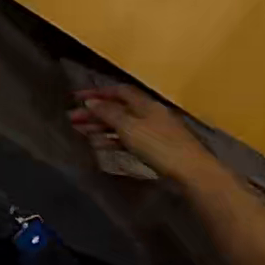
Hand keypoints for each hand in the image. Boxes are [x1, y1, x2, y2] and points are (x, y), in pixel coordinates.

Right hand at [68, 85, 220, 183]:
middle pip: (118, 108)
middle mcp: (149, 114)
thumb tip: (90, 101)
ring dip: (100, 126)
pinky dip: (111, 139)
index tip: (76, 97)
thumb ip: (108, 113)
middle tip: (72, 118)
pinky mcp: (155, 147)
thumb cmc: (158, 145)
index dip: (97, 92)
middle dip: (94, 112)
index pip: (119, 91)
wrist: (192, 172)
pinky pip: (127, 138)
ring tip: (80, 131)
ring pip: (121, 124)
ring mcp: (153, 131)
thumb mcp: (129, 127)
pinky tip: (99, 144)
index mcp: (145, 104)